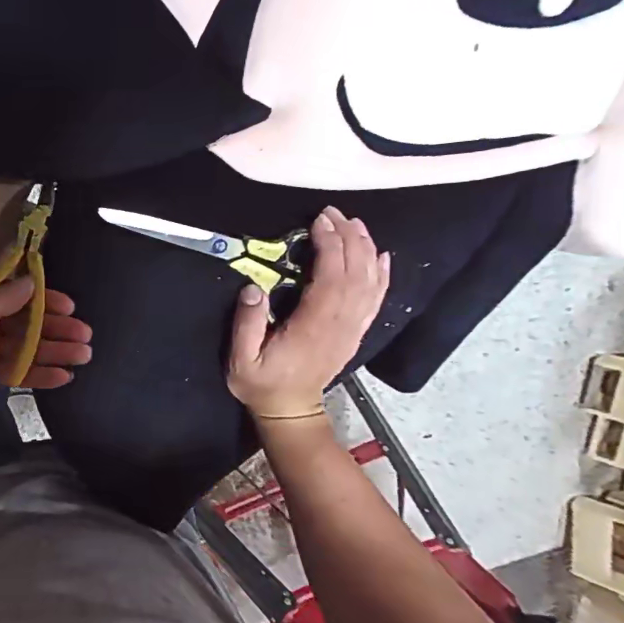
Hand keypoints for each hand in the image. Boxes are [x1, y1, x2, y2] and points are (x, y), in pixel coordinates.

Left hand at [0, 277, 91, 430]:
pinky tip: (64, 376)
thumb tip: (31, 281)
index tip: (68, 305)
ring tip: (83, 355)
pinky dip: (43, 373)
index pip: (15, 293)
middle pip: (28, 321)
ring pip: (30, 346)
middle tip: (84, 333)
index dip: (43, 297)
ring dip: (57, 349)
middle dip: (57, 327)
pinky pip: (22, 370)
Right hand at [227, 207, 389, 418]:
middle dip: (348, 238)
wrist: (291, 410)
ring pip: (369, 282)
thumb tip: (253, 288)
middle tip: (334, 212)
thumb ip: (247, 325)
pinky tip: (382, 256)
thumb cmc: (263, 383)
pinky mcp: (356, 332)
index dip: (330, 246)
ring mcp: (352, 328)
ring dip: (365, 249)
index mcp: (313, 326)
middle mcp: (340, 324)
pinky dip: (382, 275)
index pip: (331, 278)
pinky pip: (376, 299)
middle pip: (355, 274)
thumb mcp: (241, 360)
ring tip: (355, 223)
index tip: (319, 221)